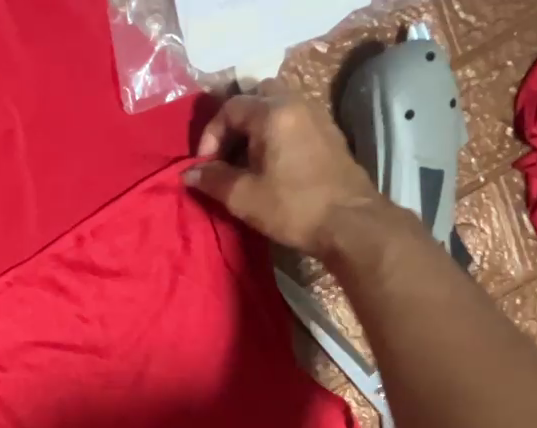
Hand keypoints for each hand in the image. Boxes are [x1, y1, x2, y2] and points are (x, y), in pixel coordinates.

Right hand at [182, 80, 389, 259]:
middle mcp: (296, 103)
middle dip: (234, 125)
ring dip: (254, 130)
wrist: (348, 221)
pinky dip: (273, 135)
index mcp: (273, 113)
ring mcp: (316, 115)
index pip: (230, 107)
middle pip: (256, 97)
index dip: (210, 135)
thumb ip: (212, 179)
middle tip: (225, 157)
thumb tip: (189, 173)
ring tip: (244, 163)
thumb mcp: (242, 197)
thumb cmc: (292, 207)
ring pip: (276, 107)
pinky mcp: (327, 133)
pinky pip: (292, 120)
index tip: (206, 167)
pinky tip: (268, 166)